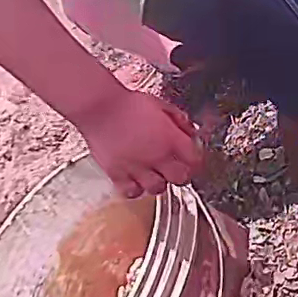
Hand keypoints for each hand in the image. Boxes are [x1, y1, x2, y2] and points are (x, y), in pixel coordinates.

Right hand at [71, 88, 203, 198]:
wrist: (100, 108)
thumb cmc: (129, 104)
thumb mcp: (163, 106)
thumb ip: (180, 121)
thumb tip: (190, 132)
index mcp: (171, 140)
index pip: (195, 161)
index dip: (197, 161)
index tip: (193, 158)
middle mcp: (157, 157)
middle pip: (181, 179)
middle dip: (182, 174)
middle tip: (177, 168)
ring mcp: (137, 167)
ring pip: (157, 189)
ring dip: (160, 182)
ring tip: (156, 174)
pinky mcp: (117, 173)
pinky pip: (131, 192)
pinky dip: (136, 189)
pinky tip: (136, 180)